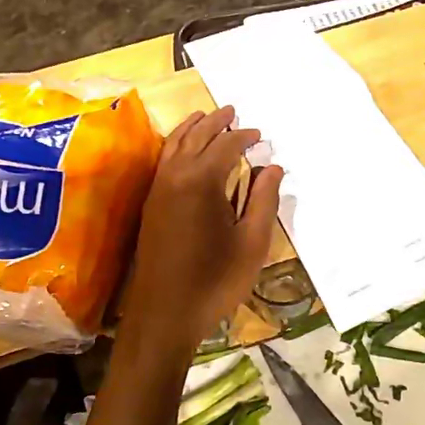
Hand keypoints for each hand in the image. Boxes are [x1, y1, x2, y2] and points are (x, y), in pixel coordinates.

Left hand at [118, 107, 283, 348]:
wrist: (165, 314)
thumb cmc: (215, 279)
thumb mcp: (252, 242)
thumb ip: (263, 199)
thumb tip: (272, 166)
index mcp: (202, 181)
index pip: (226, 146)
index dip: (245, 137)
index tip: (260, 135)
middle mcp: (175, 177)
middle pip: (196, 137)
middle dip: (215, 122)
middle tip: (232, 111)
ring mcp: (158, 190)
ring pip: (174, 146)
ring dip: (192, 128)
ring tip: (206, 117)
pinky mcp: (151, 205)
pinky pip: (164, 161)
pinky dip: (176, 145)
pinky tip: (183, 149)